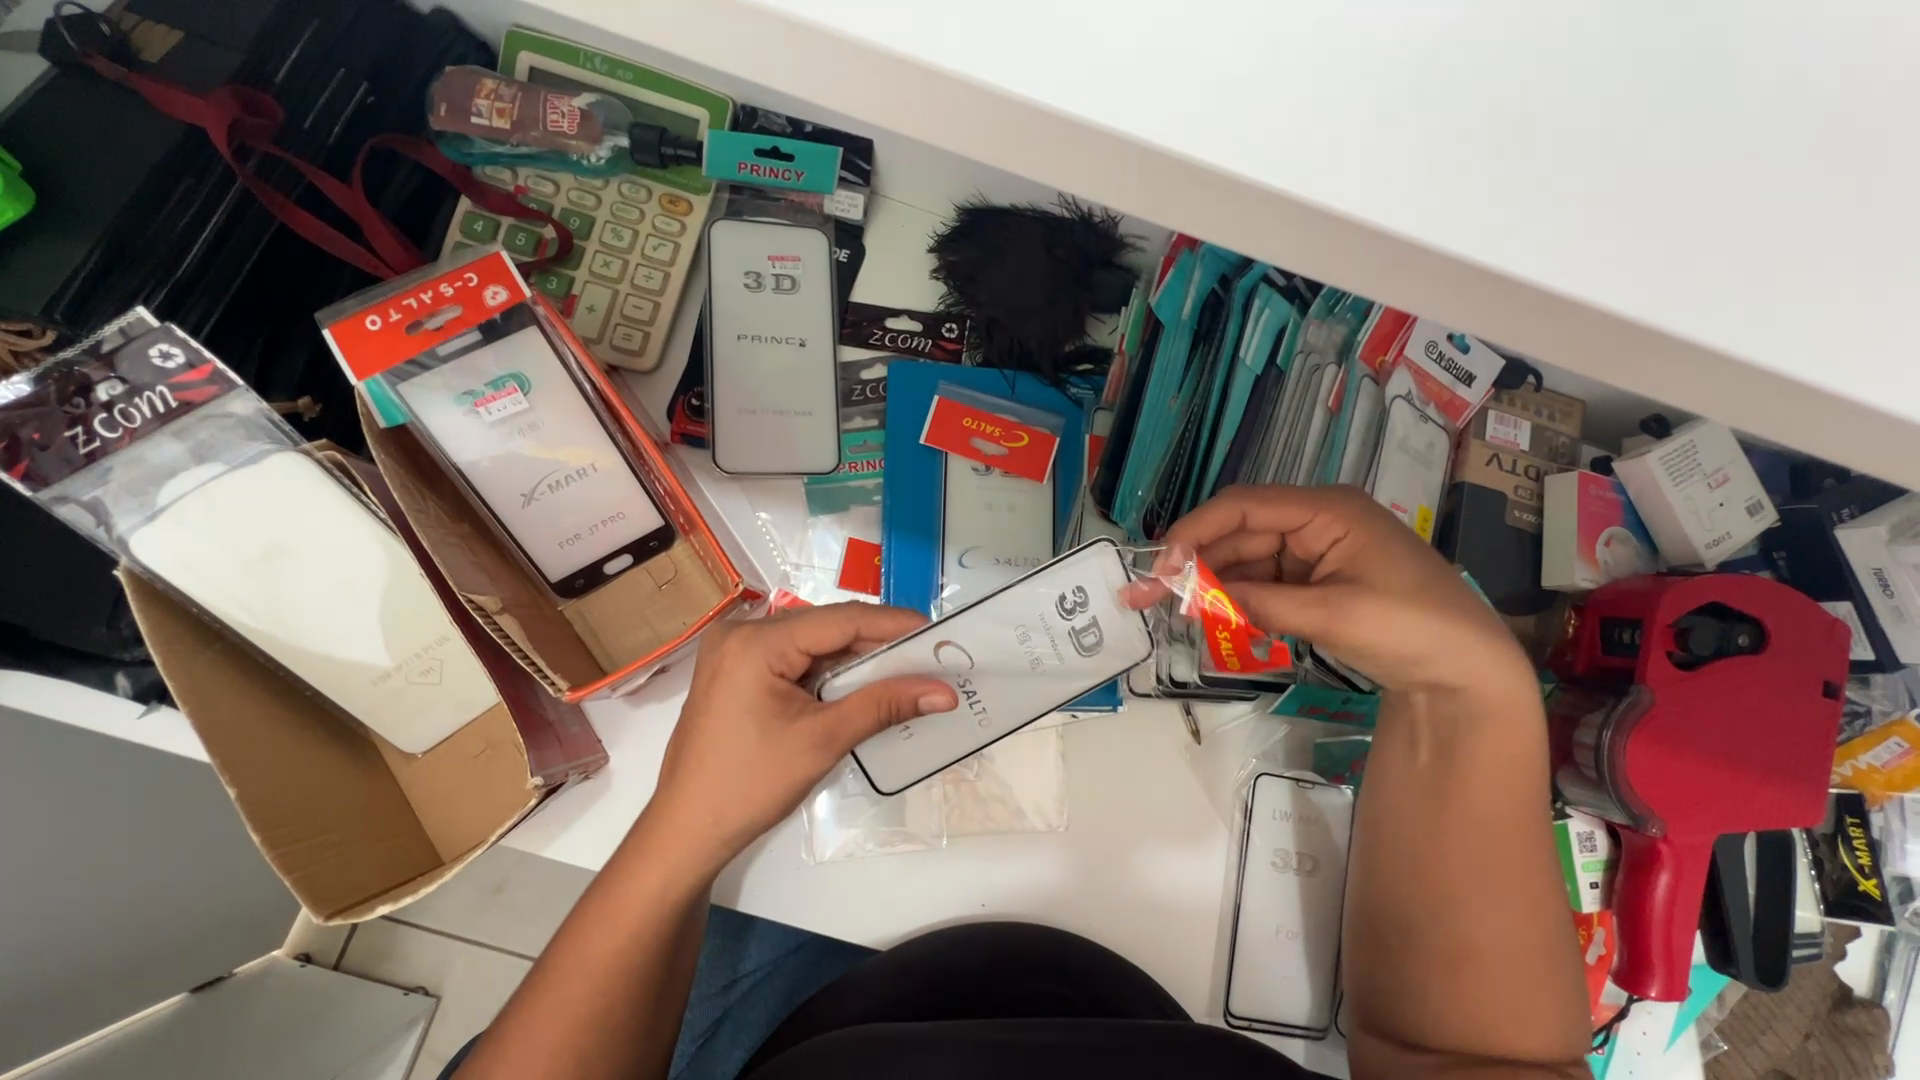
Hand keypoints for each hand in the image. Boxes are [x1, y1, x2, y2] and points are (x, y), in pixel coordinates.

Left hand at [645, 603, 957, 870]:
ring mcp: (735, 650)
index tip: (937, 632)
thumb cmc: (750, 785)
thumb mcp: (823, 740)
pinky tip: (862, 684)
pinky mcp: (736, 670)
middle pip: (826, 627)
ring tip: (905, 671)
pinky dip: (829, 671)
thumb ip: (885, 704)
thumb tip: (944, 692)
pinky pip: (794, 658)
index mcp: (755, 641)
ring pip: (813, 642)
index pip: (840, 619)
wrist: (687, 830)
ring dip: (855, 658)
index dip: (893, 624)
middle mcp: (741, 632)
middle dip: (877, 643)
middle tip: (928, 658)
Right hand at [1130, 485, 1530, 695]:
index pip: (1244, 507)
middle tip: (1147, 595)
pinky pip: (1266, 584)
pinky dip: (1239, 600)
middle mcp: (1317, 523)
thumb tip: (1200, 599)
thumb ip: (1261, 602)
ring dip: (1213, 585)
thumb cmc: (1410, 628)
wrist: (1468, 672)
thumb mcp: (1332, 615)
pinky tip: (1213, 617)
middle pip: (1240, 534)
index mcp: (1327, 510)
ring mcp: (1318, 554)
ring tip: (1170, 611)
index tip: (1162, 565)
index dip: (1196, 532)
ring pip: (1248, 561)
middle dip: (1195, 564)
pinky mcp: (1319, 583)